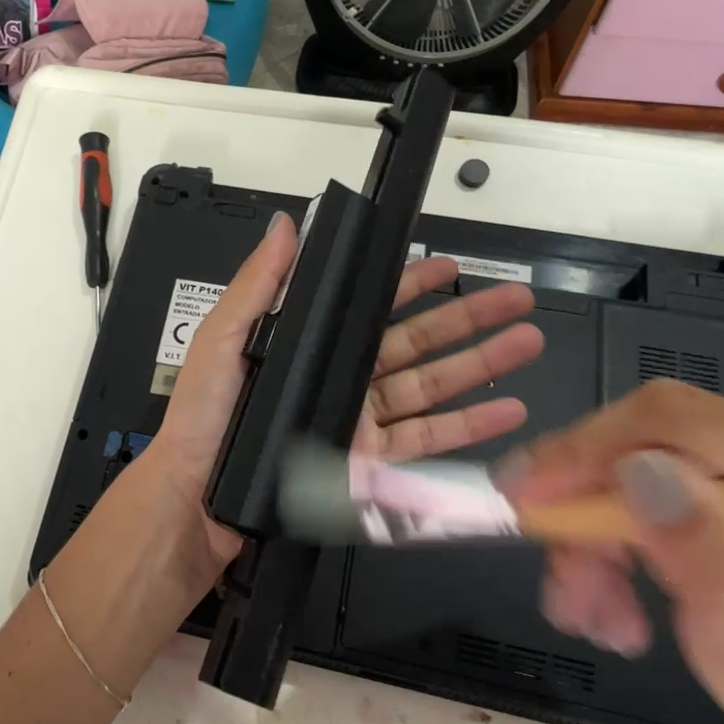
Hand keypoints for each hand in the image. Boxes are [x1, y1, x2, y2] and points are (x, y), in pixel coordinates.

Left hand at [143, 211, 544, 583]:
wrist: (196, 498)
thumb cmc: (202, 418)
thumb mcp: (222, 339)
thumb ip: (259, 284)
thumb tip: (285, 226)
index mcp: (309, 346)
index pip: (371, 308)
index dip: (412, 285)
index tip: (449, 266)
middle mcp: (339, 379)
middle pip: (416, 342)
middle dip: (467, 319)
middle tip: (515, 300)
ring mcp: (358, 423)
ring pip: (432, 386)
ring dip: (482, 365)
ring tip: (526, 342)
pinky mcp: (367, 465)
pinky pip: (427, 442)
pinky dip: (469, 427)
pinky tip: (504, 409)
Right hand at [510, 380, 723, 723]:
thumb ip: (711, 554)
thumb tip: (638, 471)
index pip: (681, 422)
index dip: (591, 449)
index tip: (523, 495)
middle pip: (639, 436)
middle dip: (585, 510)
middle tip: (567, 588)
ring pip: (619, 459)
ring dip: (587, 537)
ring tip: (593, 610)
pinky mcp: (714, 462)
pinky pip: (622, 475)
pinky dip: (598, 532)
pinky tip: (605, 589)